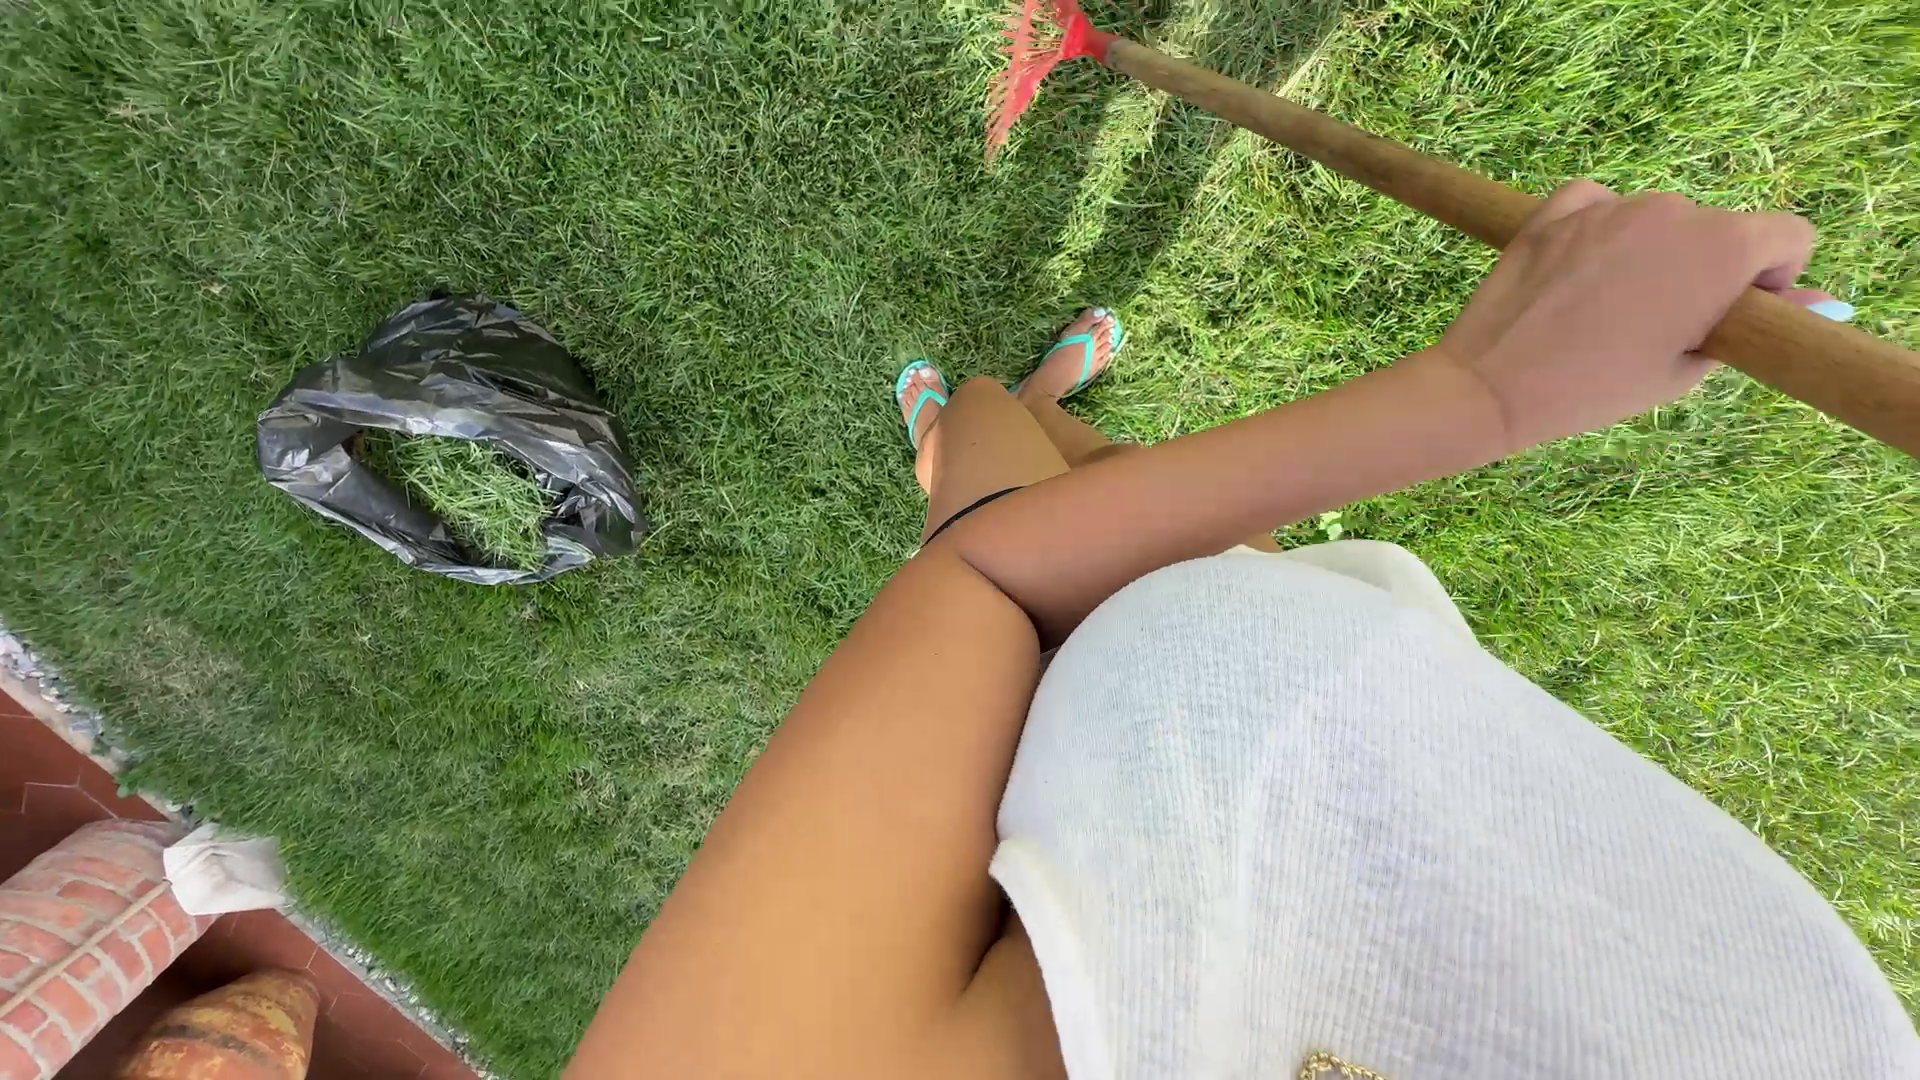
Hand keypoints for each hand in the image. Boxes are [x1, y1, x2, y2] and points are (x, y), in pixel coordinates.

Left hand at [1426, 179, 1832, 452]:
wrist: (1488, 389)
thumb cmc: (1589, 390)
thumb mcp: (1682, 370)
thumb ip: (1749, 327)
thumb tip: (1815, 301)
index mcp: (1725, 247)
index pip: (1786, 237)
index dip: (1766, 277)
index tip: (1725, 312)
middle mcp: (1672, 212)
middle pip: (1711, 230)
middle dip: (1694, 268)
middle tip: (1644, 321)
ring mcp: (1606, 209)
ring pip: (1648, 220)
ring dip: (1638, 250)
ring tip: (1594, 306)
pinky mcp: (1548, 215)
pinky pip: (1589, 203)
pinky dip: (1588, 226)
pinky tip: (1571, 268)